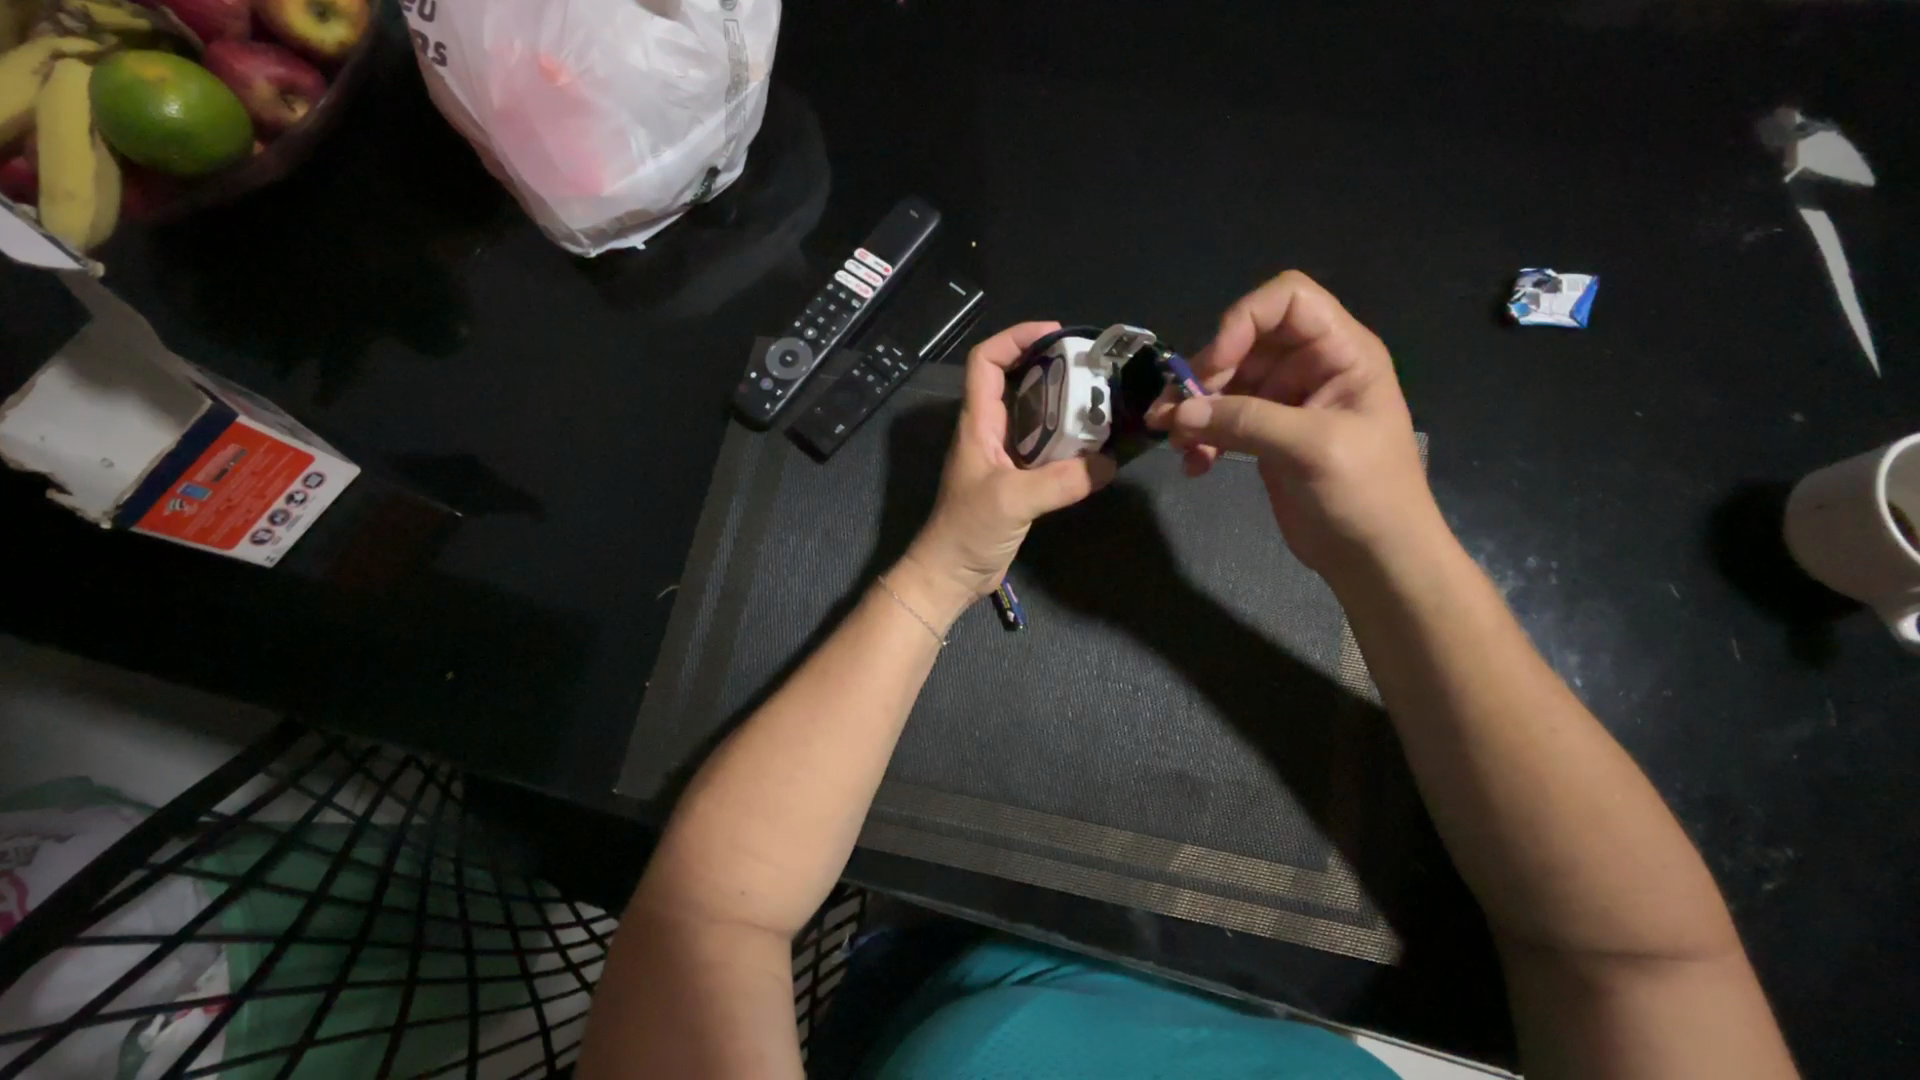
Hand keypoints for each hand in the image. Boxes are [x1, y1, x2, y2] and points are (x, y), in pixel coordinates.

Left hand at [900, 321, 1117, 620]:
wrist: (951, 575)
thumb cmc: (967, 530)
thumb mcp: (1014, 499)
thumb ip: (1061, 480)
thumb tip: (1108, 464)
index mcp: (978, 424)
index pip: (985, 362)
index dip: (1015, 338)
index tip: (1055, 333)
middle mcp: (989, 433)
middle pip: (1016, 383)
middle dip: (1052, 369)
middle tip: (1093, 369)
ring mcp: (1003, 458)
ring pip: (1035, 418)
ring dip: (1065, 408)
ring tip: (1103, 402)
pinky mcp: (1017, 483)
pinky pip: (1046, 451)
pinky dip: (1069, 444)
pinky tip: (1095, 449)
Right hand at [1148, 271, 1444, 580]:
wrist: (1376, 558)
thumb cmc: (1367, 495)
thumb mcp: (1312, 449)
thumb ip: (1246, 422)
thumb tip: (1178, 412)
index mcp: (1342, 353)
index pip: (1287, 300)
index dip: (1243, 322)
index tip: (1214, 367)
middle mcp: (1312, 367)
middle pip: (1245, 342)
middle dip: (1207, 375)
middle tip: (1175, 414)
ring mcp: (1286, 402)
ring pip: (1225, 383)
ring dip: (1195, 410)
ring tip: (1176, 443)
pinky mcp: (1266, 435)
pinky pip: (1221, 420)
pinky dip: (1201, 437)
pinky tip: (1194, 465)